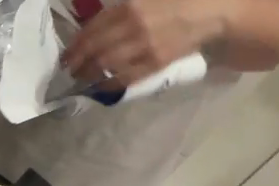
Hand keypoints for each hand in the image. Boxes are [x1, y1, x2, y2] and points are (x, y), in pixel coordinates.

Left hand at [62, 0, 234, 87]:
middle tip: (69, 70)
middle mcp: (134, 27)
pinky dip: (107, 83)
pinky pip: (123, 78)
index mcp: (132, 6)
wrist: (212, 10)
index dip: (75, 44)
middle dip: (77, 63)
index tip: (66, 54)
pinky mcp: (154, 63)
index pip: (93, 29)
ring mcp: (144, 48)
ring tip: (80, 77)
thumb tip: (96, 23)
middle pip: (95, 51)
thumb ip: (122, 8)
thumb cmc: (178, 0)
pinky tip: (99, 85)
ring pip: (105, 66)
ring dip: (88, 75)